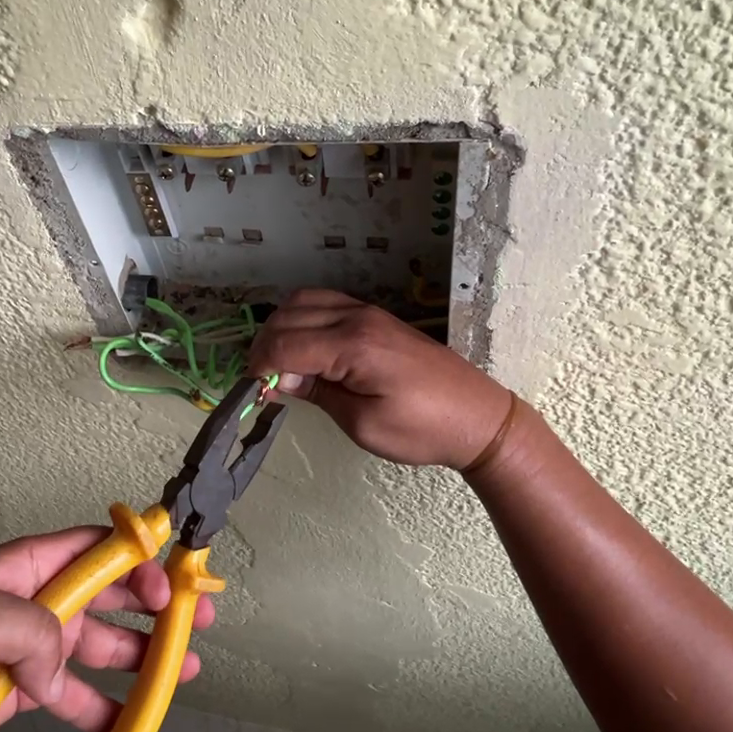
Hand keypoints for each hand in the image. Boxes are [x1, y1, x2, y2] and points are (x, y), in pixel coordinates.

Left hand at [0, 527, 215, 731]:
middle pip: (108, 593)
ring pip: (101, 645)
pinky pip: (76, 695)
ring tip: (180, 668)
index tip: (170, 574)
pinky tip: (128, 719)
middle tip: (193, 617)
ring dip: (143, 654)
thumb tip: (59, 660)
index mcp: (22, 568)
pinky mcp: (23, 691)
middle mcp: (34, 601)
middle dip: (154, 601)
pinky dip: (106, 706)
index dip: (135, 556)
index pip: (92, 549)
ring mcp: (31, 647)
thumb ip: (26, 627)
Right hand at [247, 289, 524, 471]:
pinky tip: (303, 347)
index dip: (260, 367)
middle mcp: (356, 318)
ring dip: (280, 328)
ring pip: (302, 301)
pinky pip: (324, 302)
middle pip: (287, 316)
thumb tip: (279, 377)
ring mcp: (367, 312)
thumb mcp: (363, 424)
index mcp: (353, 346)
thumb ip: (317, 393)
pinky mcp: (374, 316)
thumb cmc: (422, 430)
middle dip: (264, 347)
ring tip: (278, 364)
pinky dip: (302, 319)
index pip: (284, 344)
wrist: (477, 417)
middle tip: (262, 382)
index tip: (254, 393)